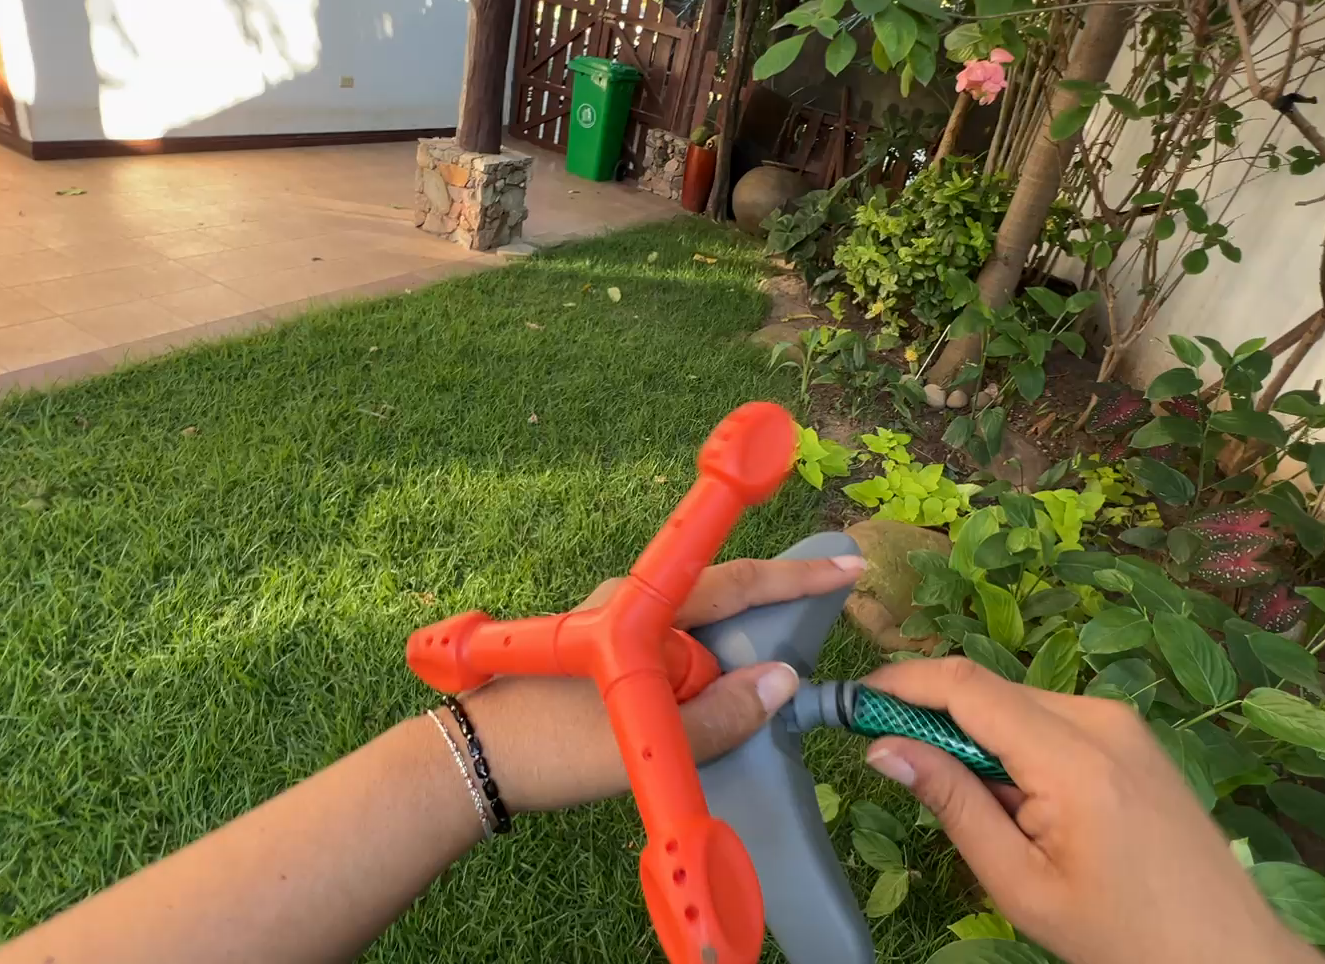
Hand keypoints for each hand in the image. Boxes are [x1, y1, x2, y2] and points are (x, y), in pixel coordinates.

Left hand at [456, 554, 864, 812]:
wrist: (478, 758)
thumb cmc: (555, 745)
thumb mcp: (649, 743)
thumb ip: (722, 714)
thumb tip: (786, 682)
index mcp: (644, 606)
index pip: (734, 580)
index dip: (794, 574)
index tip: (847, 566)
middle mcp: (636, 600)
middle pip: (723, 593)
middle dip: (776, 603)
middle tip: (826, 610)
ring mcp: (625, 622)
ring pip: (704, 624)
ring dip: (741, 645)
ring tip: (768, 681)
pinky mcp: (618, 649)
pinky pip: (683, 646)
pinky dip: (712, 665)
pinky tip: (722, 692)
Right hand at [861, 658, 1322, 963]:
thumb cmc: (1122, 940)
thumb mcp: (1021, 886)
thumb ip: (951, 803)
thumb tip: (882, 746)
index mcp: (1073, 758)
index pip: (965, 685)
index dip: (902, 681)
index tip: (856, 699)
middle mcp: (1098, 717)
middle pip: (986, 688)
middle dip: (931, 711)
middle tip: (897, 756)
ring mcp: (1119, 719)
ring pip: (1012, 699)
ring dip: (972, 729)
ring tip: (977, 799)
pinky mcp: (1128, 731)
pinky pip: (1044, 714)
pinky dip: (1009, 738)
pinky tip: (1019, 794)